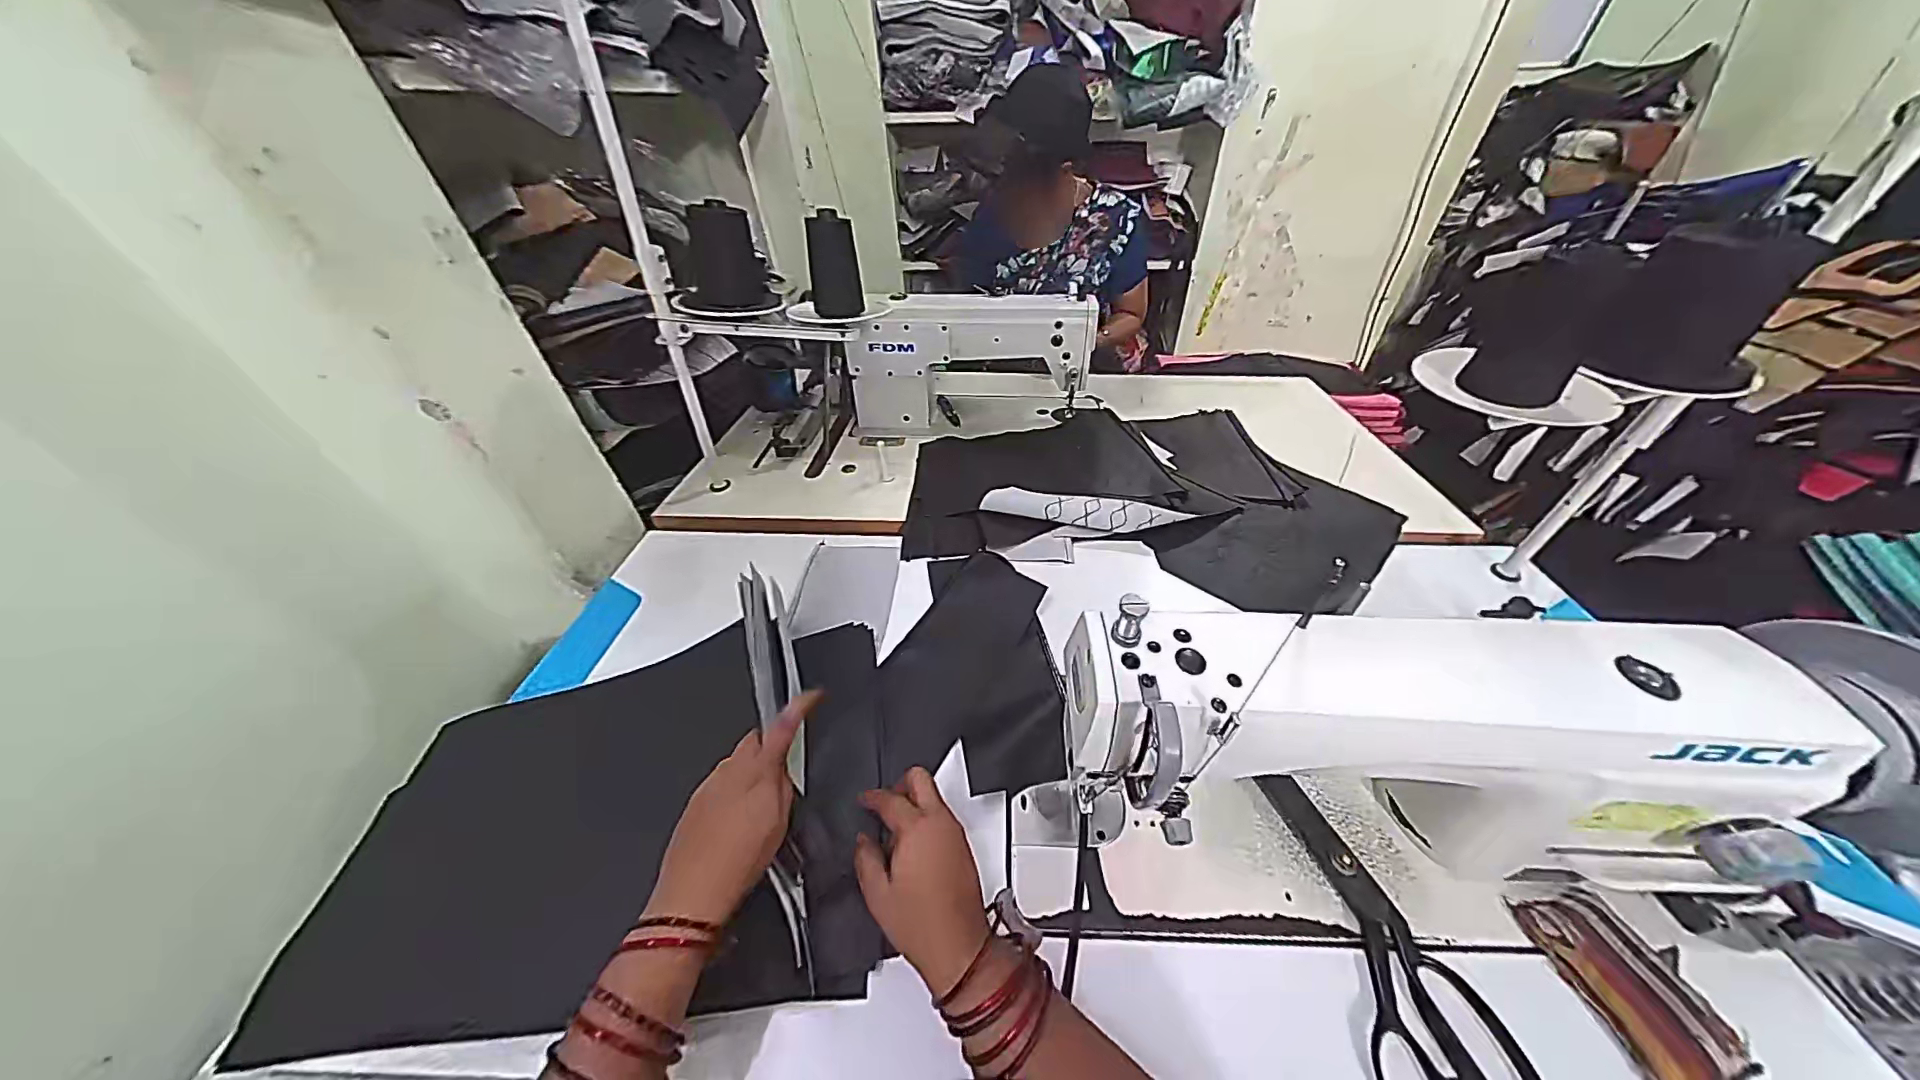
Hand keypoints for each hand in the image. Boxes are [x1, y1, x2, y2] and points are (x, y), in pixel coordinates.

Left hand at [646, 690, 819, 925]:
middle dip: (771, 747)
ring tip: (758, 811)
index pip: (781, 727)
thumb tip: (783, 768)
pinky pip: (720, 784)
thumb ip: (784, 785)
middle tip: (784, 775)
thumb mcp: (778, 822)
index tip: (810, 697)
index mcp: (754, 771)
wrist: (692, 893)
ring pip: (737, 763)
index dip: (799, 708)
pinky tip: (737, 823)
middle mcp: (727, 771)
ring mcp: (708, 786)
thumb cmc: (737, 862)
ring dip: (750, 773)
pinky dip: (733, 793)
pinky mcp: (694, 803)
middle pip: (755, 740)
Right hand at [852, 767, 991, 996]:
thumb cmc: (923, 925)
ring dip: (914, 803)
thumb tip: (864, 842)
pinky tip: (912, 847)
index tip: (865, 801)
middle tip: (884, 803)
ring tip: (895, 832)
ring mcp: (955, 833)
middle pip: (920, 778)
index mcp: (917, 829)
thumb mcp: (877, 893)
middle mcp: (940, 823)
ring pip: (934, 796)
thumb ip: (865, 858)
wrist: (958, 947)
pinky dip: (927, 820)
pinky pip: (943, 817)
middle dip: (899, 784)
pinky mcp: (964, 845)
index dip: (872, 797)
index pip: (890, 798)